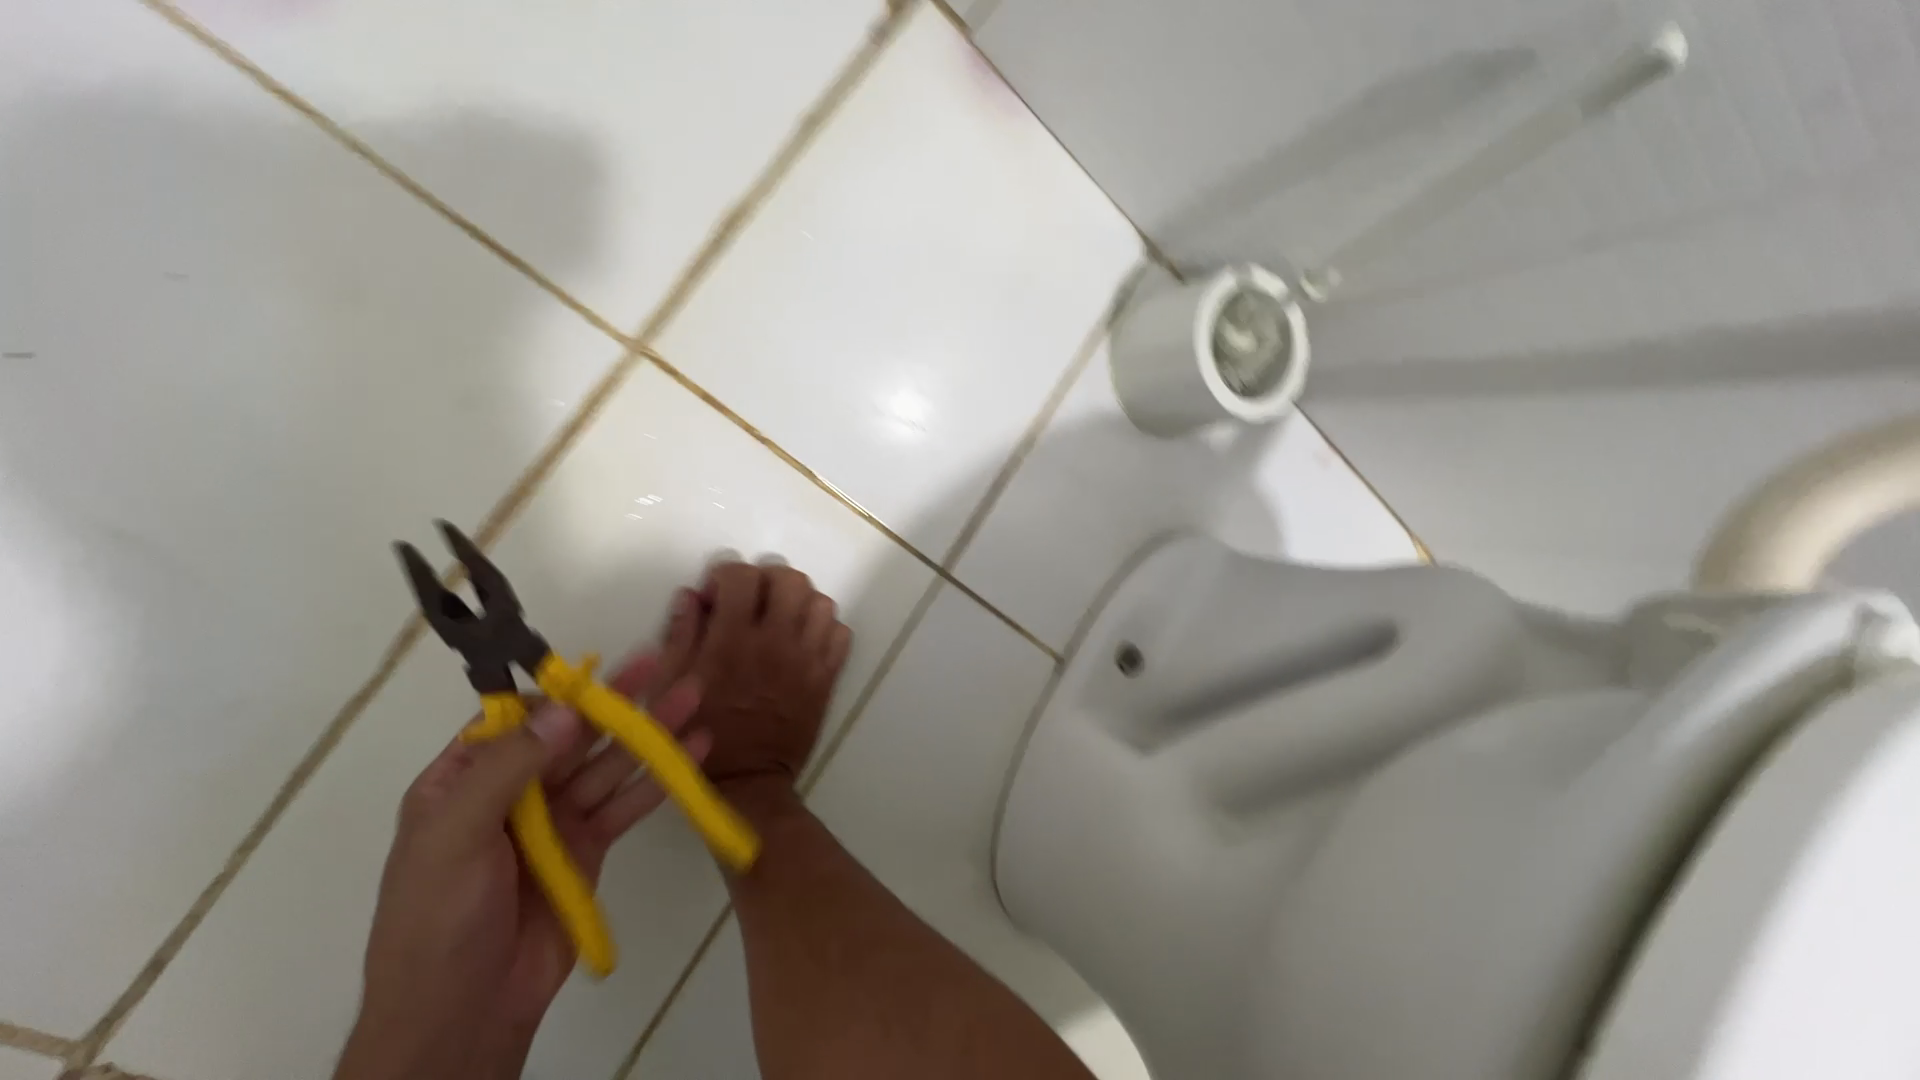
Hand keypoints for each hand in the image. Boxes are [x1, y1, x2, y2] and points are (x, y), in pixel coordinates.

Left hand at [335, 650, 706, 1079]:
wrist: (465, 1012)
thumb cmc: (439, 918)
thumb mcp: (455, 834)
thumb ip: (509, 767)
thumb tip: (566, 707)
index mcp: (462, 780)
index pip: (515, 720)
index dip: (558, 695)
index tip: (600, 675)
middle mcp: (512, 792)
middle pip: (571, 735)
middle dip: (617, 703)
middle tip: (661, 666)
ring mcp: (555, 820)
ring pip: (608, 764)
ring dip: (648, 733)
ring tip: (692, 698)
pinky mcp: (589, 848)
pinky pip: (627, 804)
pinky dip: (659, 779)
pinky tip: (693, 751)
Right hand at [687, 560, 851, 789]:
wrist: (748, 780)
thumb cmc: (699, 733)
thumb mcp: (671, 685)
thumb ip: (681, 635)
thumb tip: (692, 595)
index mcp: (732, 640)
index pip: (741, 576)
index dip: (725, 575)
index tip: (716, 596)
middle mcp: (776, 641)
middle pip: (789, 579)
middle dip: (766, 579)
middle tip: (751, 600)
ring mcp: (808, 658)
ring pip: (820, 601)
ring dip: (798, 601)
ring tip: (780, 619)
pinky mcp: (827, 676)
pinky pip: (840, 632)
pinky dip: (823, 628)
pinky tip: (802, 641)